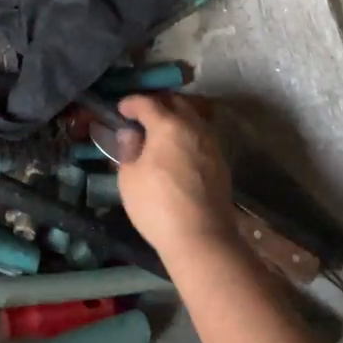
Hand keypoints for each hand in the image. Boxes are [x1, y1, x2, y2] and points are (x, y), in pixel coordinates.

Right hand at [114, 94, 238, 256]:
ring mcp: (211, 145)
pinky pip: (201, 138)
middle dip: (158, 104)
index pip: (147, 103)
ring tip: (162, 133)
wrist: (203, 240)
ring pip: (193, 119)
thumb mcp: (129, 177)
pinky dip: (188, 136)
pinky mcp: (222, 164)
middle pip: (176, 103)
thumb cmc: (158, 206)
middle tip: (143, 116)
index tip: (121, 110)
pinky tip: (179, 152)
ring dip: (176, 119)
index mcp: (168, 125)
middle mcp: (193, 127)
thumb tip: (131, 134)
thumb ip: (128, 149)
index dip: (131, 103)